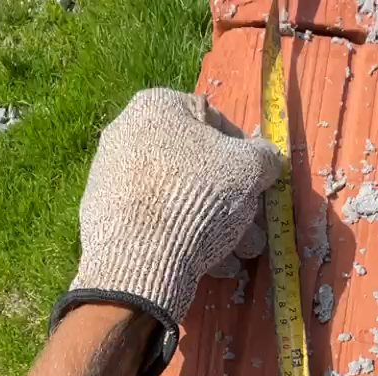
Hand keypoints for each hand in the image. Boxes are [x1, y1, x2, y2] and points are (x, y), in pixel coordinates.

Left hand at [56, 88, 282, 375]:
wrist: (140, 260)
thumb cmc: (198, 199)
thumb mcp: (248, 170)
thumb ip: (265, 157)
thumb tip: (269, 160)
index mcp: (157, 106)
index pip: (215, 121)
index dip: (247, 155)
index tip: (261, 186)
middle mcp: (128, 135)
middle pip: (199, 169)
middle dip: (234, 204)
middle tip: (254, 234)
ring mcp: (114, 180)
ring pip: (181, 201)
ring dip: (219, 229)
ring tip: (240, 257)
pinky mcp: (109, 221)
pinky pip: (158, 224)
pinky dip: (186, 242)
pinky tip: (211, 267)